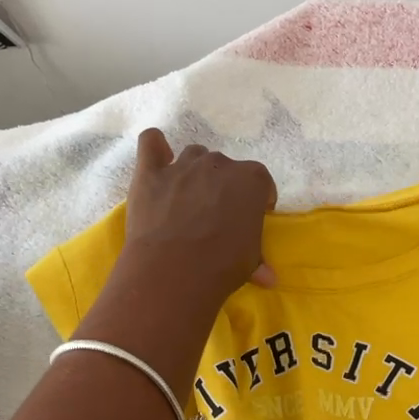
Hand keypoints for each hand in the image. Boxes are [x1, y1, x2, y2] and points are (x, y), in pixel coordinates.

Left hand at [118, 129, 276, 306]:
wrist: (173, 272)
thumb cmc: (222, 266)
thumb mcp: (250, 261)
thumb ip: (258, 259)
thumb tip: (269, 277)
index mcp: (251, 180)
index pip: (261, 182)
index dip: (257, 200)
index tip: (250, 218)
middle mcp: (219, 164)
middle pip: (225, 167)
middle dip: (223, 187)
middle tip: (216, 215)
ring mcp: (183, 165)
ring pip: (193, 156)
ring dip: (195, 171)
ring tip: (189, 197)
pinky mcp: (150, 172)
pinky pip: (150, 142)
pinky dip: (155, 146)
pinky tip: (158, 161)